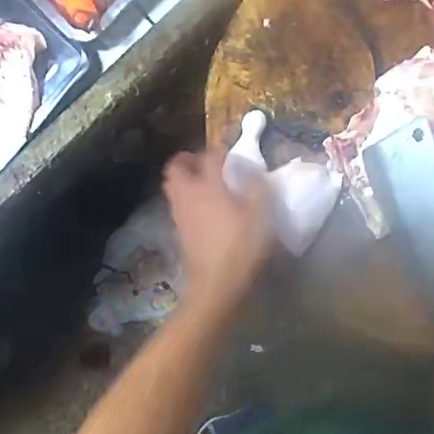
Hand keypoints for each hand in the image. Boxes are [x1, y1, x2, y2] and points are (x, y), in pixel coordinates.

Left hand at [162, 150, 273, 314]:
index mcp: (209, 186)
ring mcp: (180, 213)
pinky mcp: (178, 230)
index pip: (210, 157)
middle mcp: (188, 195)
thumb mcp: (260, 216)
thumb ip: (257, 188)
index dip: (219, 149)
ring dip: (183, 178)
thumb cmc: (241, 248)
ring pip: (173, 186)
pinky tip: (202, 206)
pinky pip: (176, 203)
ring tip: (202, 182)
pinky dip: (185, 197)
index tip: (229, 149)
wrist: (215, 284)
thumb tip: (252, 171)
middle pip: (175, 168)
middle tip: (202, 160)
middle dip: (187, 159)